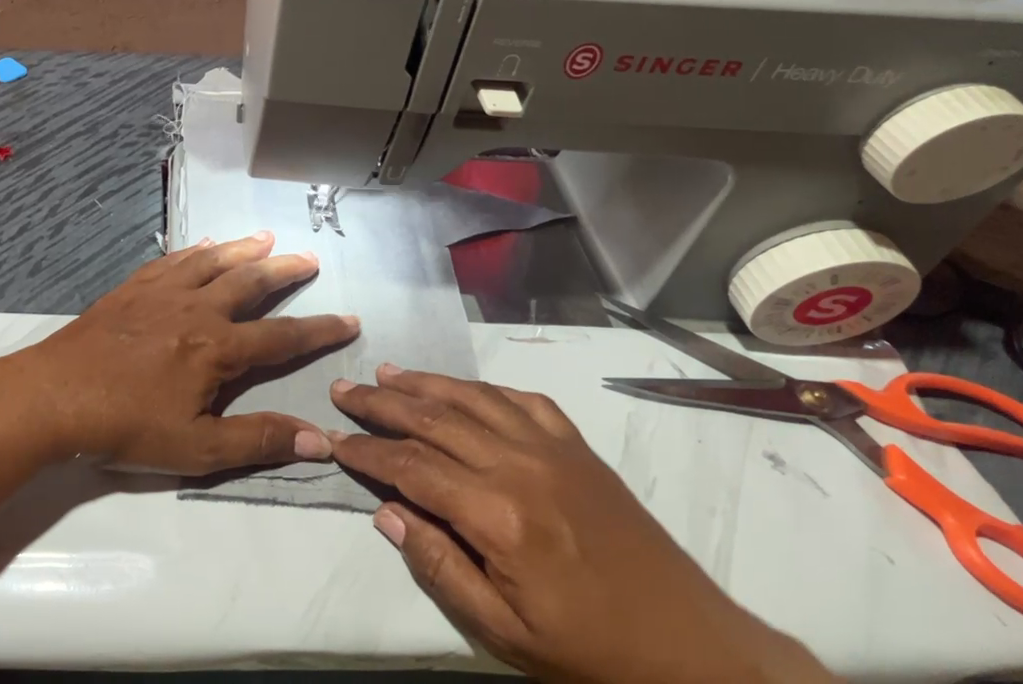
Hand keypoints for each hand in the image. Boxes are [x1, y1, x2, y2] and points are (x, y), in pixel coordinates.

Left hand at [13, 231, 358, 474]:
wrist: (55, 395)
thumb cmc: (127, 426)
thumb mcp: (197, 448)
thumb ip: (258, 440)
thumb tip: (319, 440)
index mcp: (218, 349)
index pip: (282, 336)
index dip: (320, 329)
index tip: (350, 318)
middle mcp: (197, 309)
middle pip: (250, 283)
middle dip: (284, 271)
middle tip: (309, 259)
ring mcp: (161, 293)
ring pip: (212, 262)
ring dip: (242, 249)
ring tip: (265, 237)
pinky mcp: (131, 289)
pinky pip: (171, 261)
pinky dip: (193, 251)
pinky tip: (200, 246)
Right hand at [330, 366, 838, 683]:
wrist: (689, 645)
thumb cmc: (587, 650)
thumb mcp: (502, 631)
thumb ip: (439, 565)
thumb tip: (385, 512)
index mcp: (497, 515)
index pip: (411, 466)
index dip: (366, 451)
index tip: (332, 440)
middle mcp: (520, 465)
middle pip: (434, 418)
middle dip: (382, 402)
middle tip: (344, 389)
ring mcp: (553, 449)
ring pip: (473, 399)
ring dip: (425, 383)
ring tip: (387, 372)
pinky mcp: (578, 448)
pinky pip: (522, 400)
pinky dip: (484, 389)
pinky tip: (463, 389)